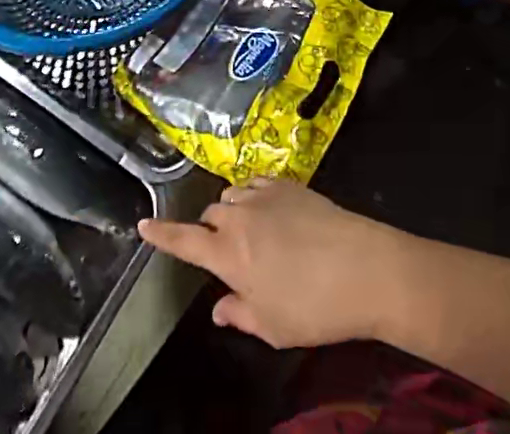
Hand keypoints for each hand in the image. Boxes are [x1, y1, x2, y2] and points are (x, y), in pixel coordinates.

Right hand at [138, 180, 410, 348]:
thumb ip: (239, 314)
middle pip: (210, 215)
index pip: (183, 241)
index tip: (143, 225)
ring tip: (251, 230)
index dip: (161, 234)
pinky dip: (254, 195)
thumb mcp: (273, 327)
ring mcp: (264, 196)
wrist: (366, 268)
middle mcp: (239, 218)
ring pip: (232, 195)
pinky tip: (271, 210)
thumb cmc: (315, 308)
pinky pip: (257, 183)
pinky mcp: (289, 184)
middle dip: (211, 231)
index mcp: (227, 255)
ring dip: (233, 211)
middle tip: (229, 254)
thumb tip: (220, 308)